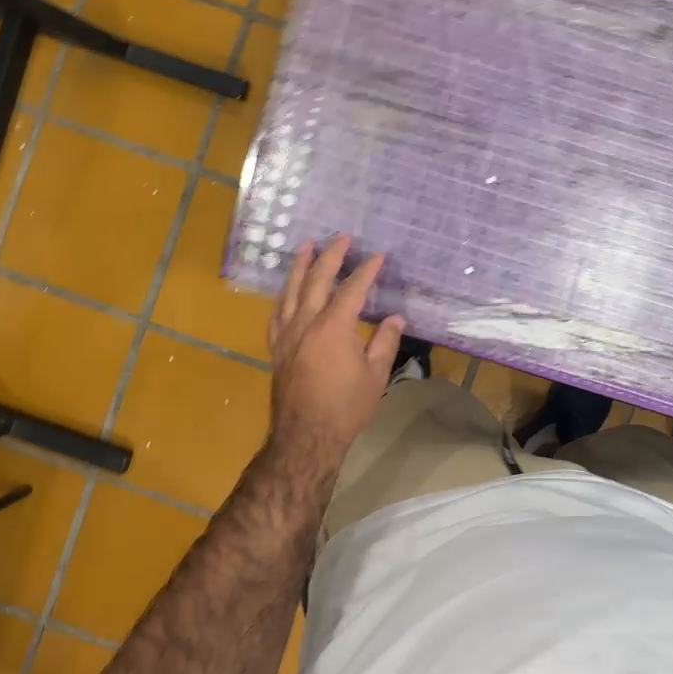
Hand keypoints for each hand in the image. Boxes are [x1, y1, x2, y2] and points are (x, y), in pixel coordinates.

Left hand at [268, 234, 406, 452]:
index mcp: (334, 328)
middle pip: (317, 280)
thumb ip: (384, 342)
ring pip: (291, 291)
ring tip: (307, 246)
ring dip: (300, 266)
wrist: (306, 437)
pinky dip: (284, 295)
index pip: (352, 289)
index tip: (378, 256)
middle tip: (341, 237)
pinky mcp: (277, 348)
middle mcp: (306, 323)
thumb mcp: (376, 375)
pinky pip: (277, 313)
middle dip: (331, 256)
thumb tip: (395, 318)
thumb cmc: (346, 407)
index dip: (366, 271)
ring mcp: (287, 335)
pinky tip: (287, 289)